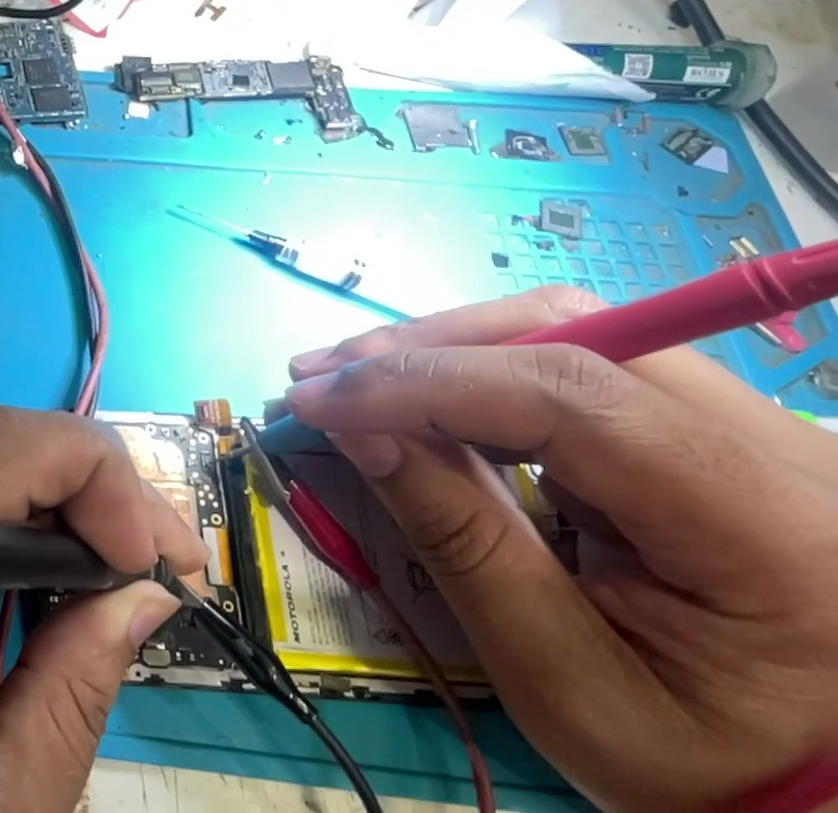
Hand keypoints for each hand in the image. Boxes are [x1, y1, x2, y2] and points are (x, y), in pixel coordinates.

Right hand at [283, 286, 837, 811]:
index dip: (425, 383)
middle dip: (424, 350)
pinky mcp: (708, 426)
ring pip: (570, 333)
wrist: (820, 785)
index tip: (314, 400)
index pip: (573, 398)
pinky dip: (475, 373)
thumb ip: (461, 543)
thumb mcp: (561, 680)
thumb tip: (356, 429)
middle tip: (314, 380)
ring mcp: (750, 425)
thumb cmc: (695, 760)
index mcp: (765, 527)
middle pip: (573, 336)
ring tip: (346, 380)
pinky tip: (414, 395)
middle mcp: (778, 444)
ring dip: (441, 351)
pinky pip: (575, 364)